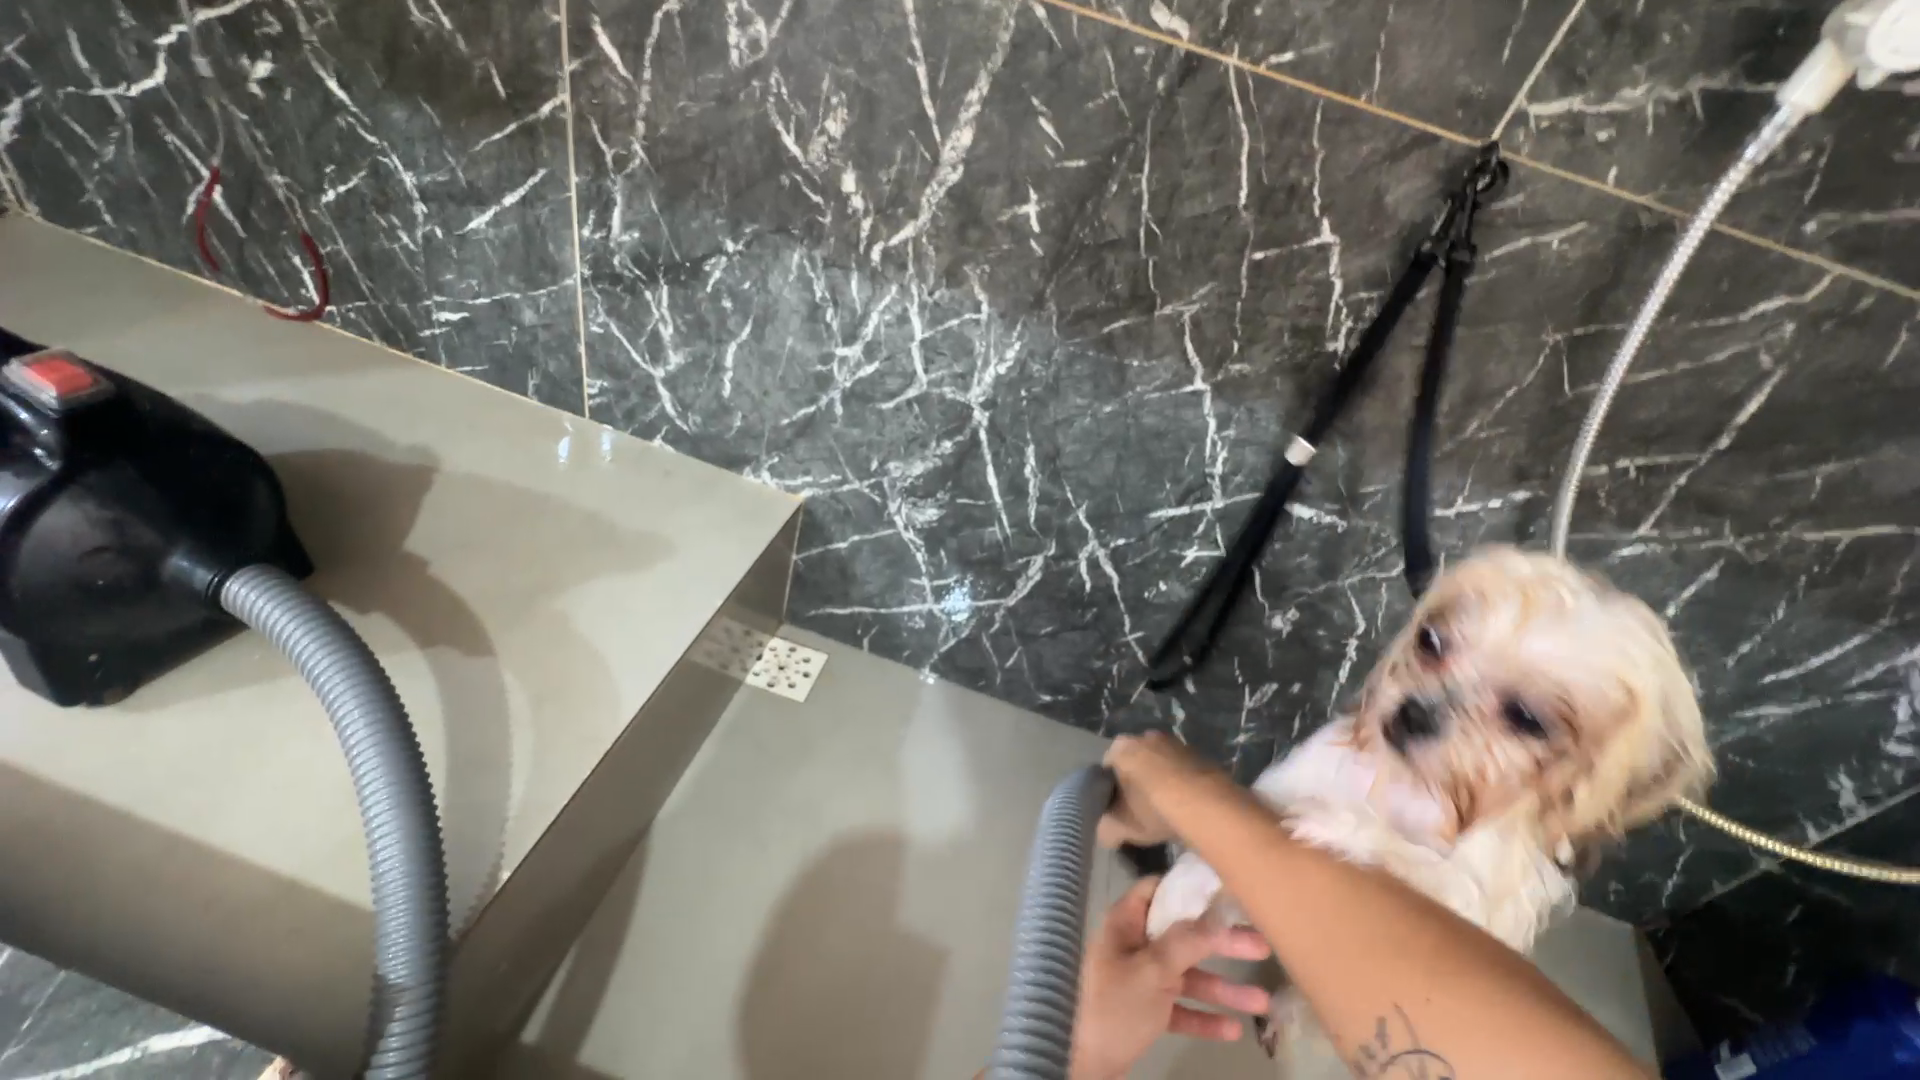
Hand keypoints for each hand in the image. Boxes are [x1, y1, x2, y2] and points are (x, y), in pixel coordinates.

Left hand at [1071, 876, 1272, 1079]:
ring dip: (1221, 987)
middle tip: (1262, 945)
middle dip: (1221, 944)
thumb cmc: (1113, 1007)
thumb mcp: (1153, 971)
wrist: (1077, 1062)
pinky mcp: (1140, 1012)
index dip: (1190, 889)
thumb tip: (1216, 911)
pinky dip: (1202, 1017)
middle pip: (1182, 936)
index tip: (1227, 891)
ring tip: (1263, 1001)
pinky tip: (1233, 1029)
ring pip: (1185, 976)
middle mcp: (1131, 945)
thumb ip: (1186, 941)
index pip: (1158, 891)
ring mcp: (1136, 979)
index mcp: (1125, 924)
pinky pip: (1177, 1008)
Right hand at [1098, 732, 1220, 848]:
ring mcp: (1176, 742)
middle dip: (1137, 781)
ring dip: (1161, 781)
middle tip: (1141, 809)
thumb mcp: (1119, 828)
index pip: (1107, 767)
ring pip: (1161, 764)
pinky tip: (1187, 806)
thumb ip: (1105, 828)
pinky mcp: (1201, 754)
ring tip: (1167, 809)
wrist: (1207, 805)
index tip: (1118, 809)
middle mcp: (1146, 736)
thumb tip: (1108, 833)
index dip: (1111, 790)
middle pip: (1135, 762)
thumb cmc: (1153, 809)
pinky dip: (1183, 784)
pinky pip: (1184, 770)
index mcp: (1121, 747)